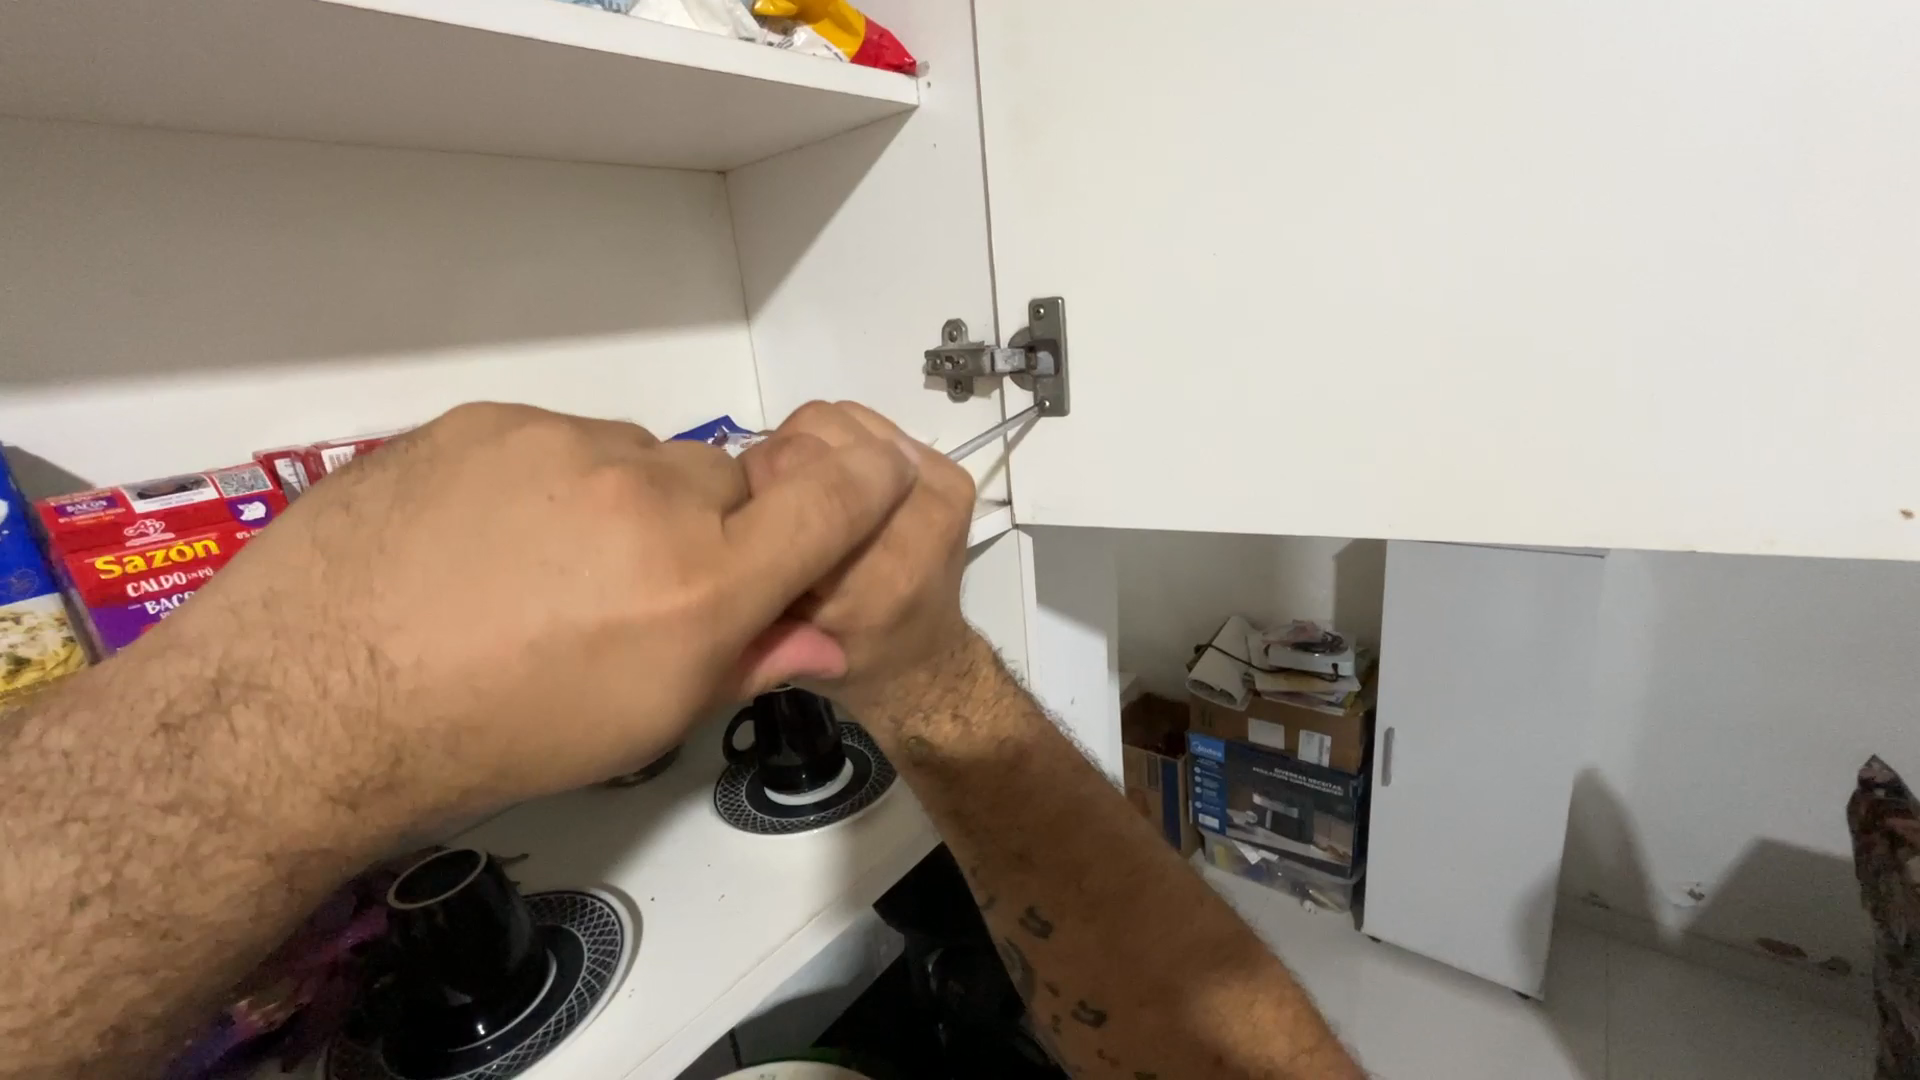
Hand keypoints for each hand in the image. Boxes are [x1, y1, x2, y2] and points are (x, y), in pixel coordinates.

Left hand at [142, 403, 915, 823]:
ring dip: (633, 501)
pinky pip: (566, 441)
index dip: (869, 482)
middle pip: (735, 479)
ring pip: (648, 458)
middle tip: (648, 579)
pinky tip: (497, 536)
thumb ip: (754, 662)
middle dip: (717, 522)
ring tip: (554, 562)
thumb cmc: (505, 733)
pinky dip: (561, 480)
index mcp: (703, 584)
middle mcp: (650, 497)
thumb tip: (828, 637)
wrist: (302, 708)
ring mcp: (564, 444)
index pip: (834, 498)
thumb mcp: (650, 721)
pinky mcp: (489, 420)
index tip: (877, 475)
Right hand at [739, 402, 978, 722]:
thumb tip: (724, 481)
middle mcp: (917, 522)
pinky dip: (848, 445)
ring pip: (843, 416)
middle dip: (781, 458)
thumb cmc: (843, 654)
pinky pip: (875, 425)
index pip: (789, 465)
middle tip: (778, 502)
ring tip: (811, 493)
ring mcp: (942, 493)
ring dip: (814, 446)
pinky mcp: (954, 478)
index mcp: (871, 573)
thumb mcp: (777, 633)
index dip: (756, 481)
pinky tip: (845, 487)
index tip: (751, 513)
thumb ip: (756, 560)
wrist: (921, 660)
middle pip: (814, 429)